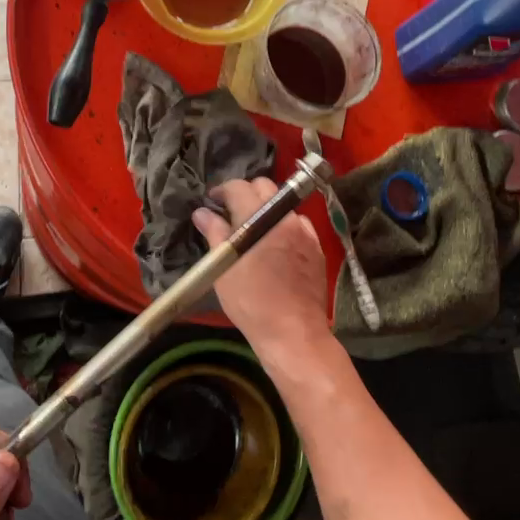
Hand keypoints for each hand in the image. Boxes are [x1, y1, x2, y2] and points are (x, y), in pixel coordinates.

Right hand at [192, 177, 328, 351]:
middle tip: (231, 213)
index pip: (239, 187)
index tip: (213, 201)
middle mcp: (285, 217)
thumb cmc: (250, 301)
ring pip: (283, 205)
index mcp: (259, 218)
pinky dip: (284, 227)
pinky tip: (276, 246)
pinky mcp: (317, 247)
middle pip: (264, 188)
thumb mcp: (224, 268)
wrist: (293, 332)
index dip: (223, 190)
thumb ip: (214, 234)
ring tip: (254, 231)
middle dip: (246, 194)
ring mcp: (305, 231)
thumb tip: (202, 213)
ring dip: (266, 209)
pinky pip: (298, 225)